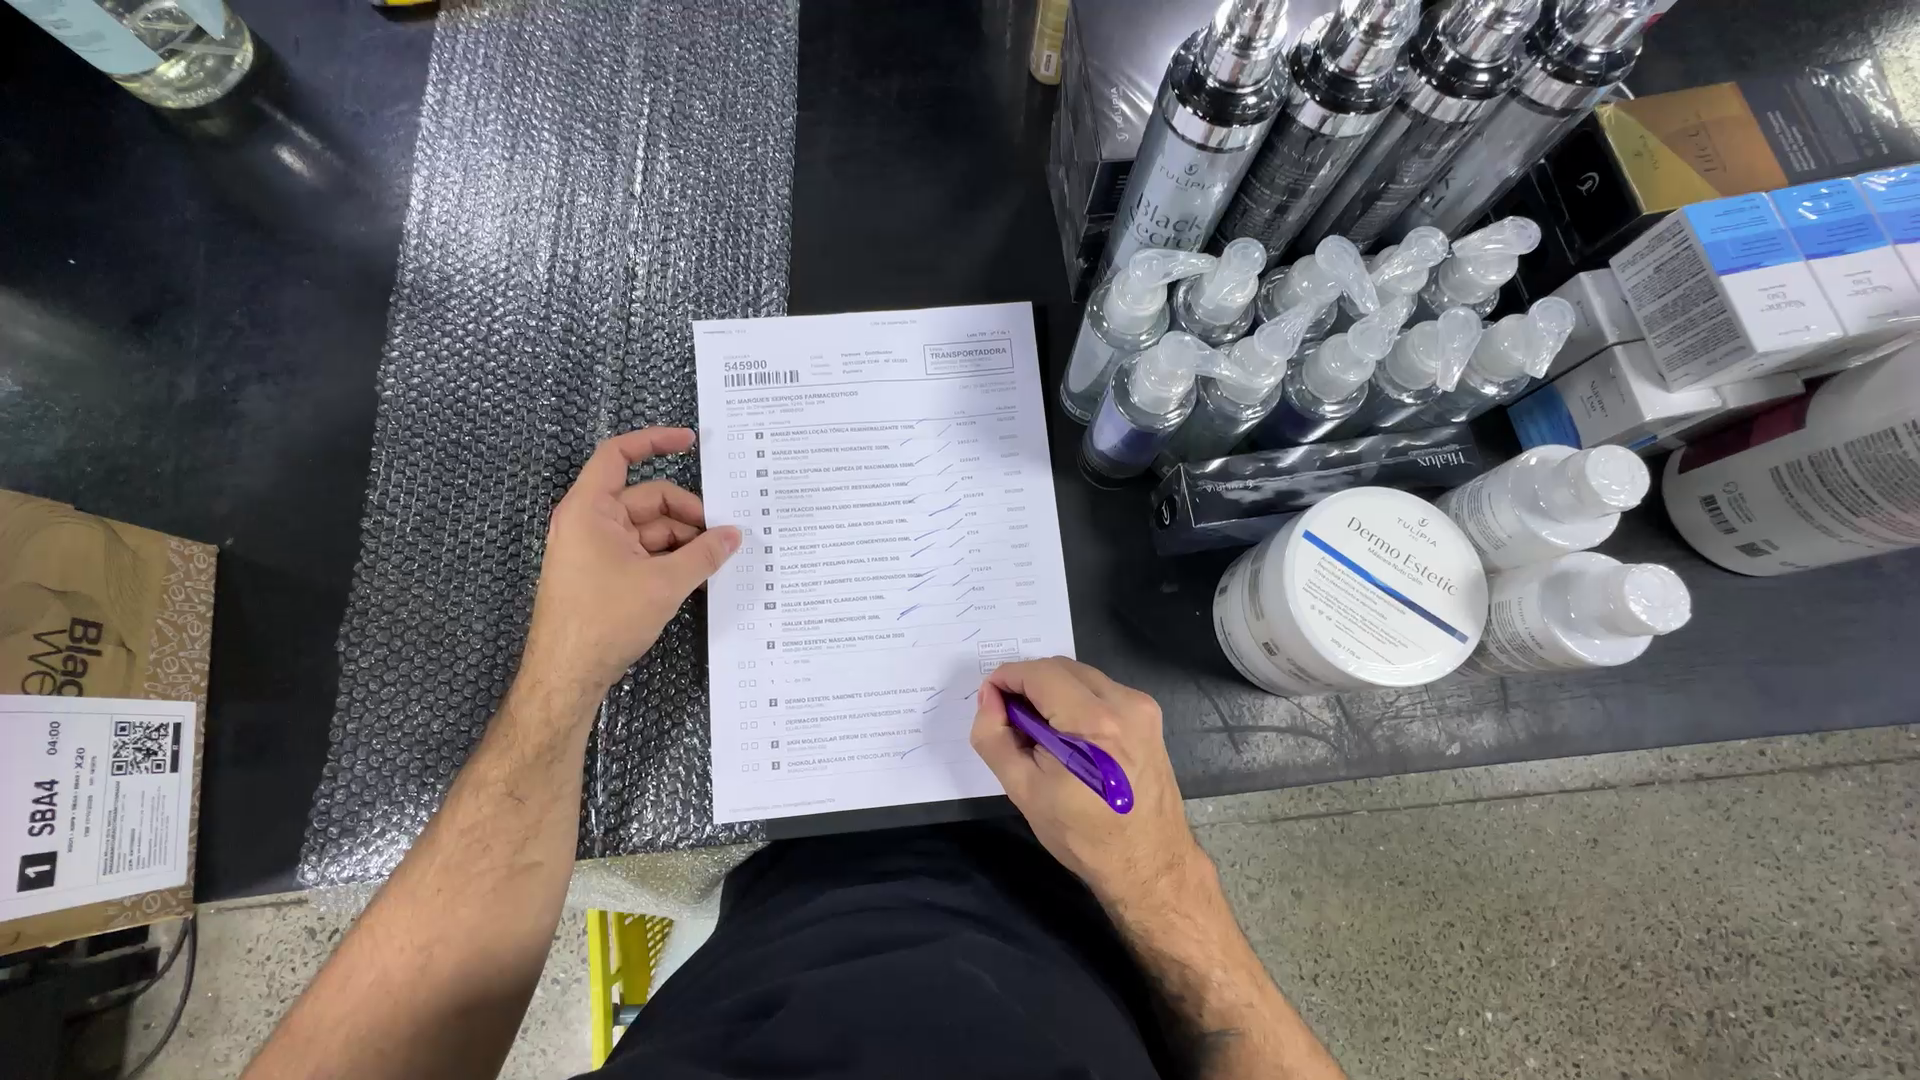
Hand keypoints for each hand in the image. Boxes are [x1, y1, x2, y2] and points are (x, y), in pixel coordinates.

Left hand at [522, 428, 740, 695]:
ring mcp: (595, 550)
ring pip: (649, 529)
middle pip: (646, 499)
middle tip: (723, 535)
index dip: (654, 441)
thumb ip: (704, 554)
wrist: (566, 675)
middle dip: (687, 514)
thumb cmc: (604, 620)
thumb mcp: (664, 584)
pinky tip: (696, 575)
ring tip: (715, 560)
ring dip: (683, 540)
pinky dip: (670, 559)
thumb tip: (734, 536)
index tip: (690, 441)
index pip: (618, 456)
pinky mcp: (602, 574)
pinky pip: (643, 552)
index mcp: (590, 510)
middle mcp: (589, 523)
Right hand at [970, 658, 1204, 909]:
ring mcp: (1142, 707)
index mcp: (1094, 722)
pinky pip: (1101, 690)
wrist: (1149, 865)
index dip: (1006, 679)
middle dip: (1028, 684)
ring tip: (1040, 734)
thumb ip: (995, 737)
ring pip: (1081, 676)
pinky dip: (1076, 701)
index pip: (1039, 673)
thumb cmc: (1082, 835)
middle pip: (1060, 667)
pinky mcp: (1149, 716)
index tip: (990, 701)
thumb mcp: (1023, 789)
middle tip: (1010, 720)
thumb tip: (988, 699)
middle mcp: (1124, 703)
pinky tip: (1069, 738)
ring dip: (1052, 692)